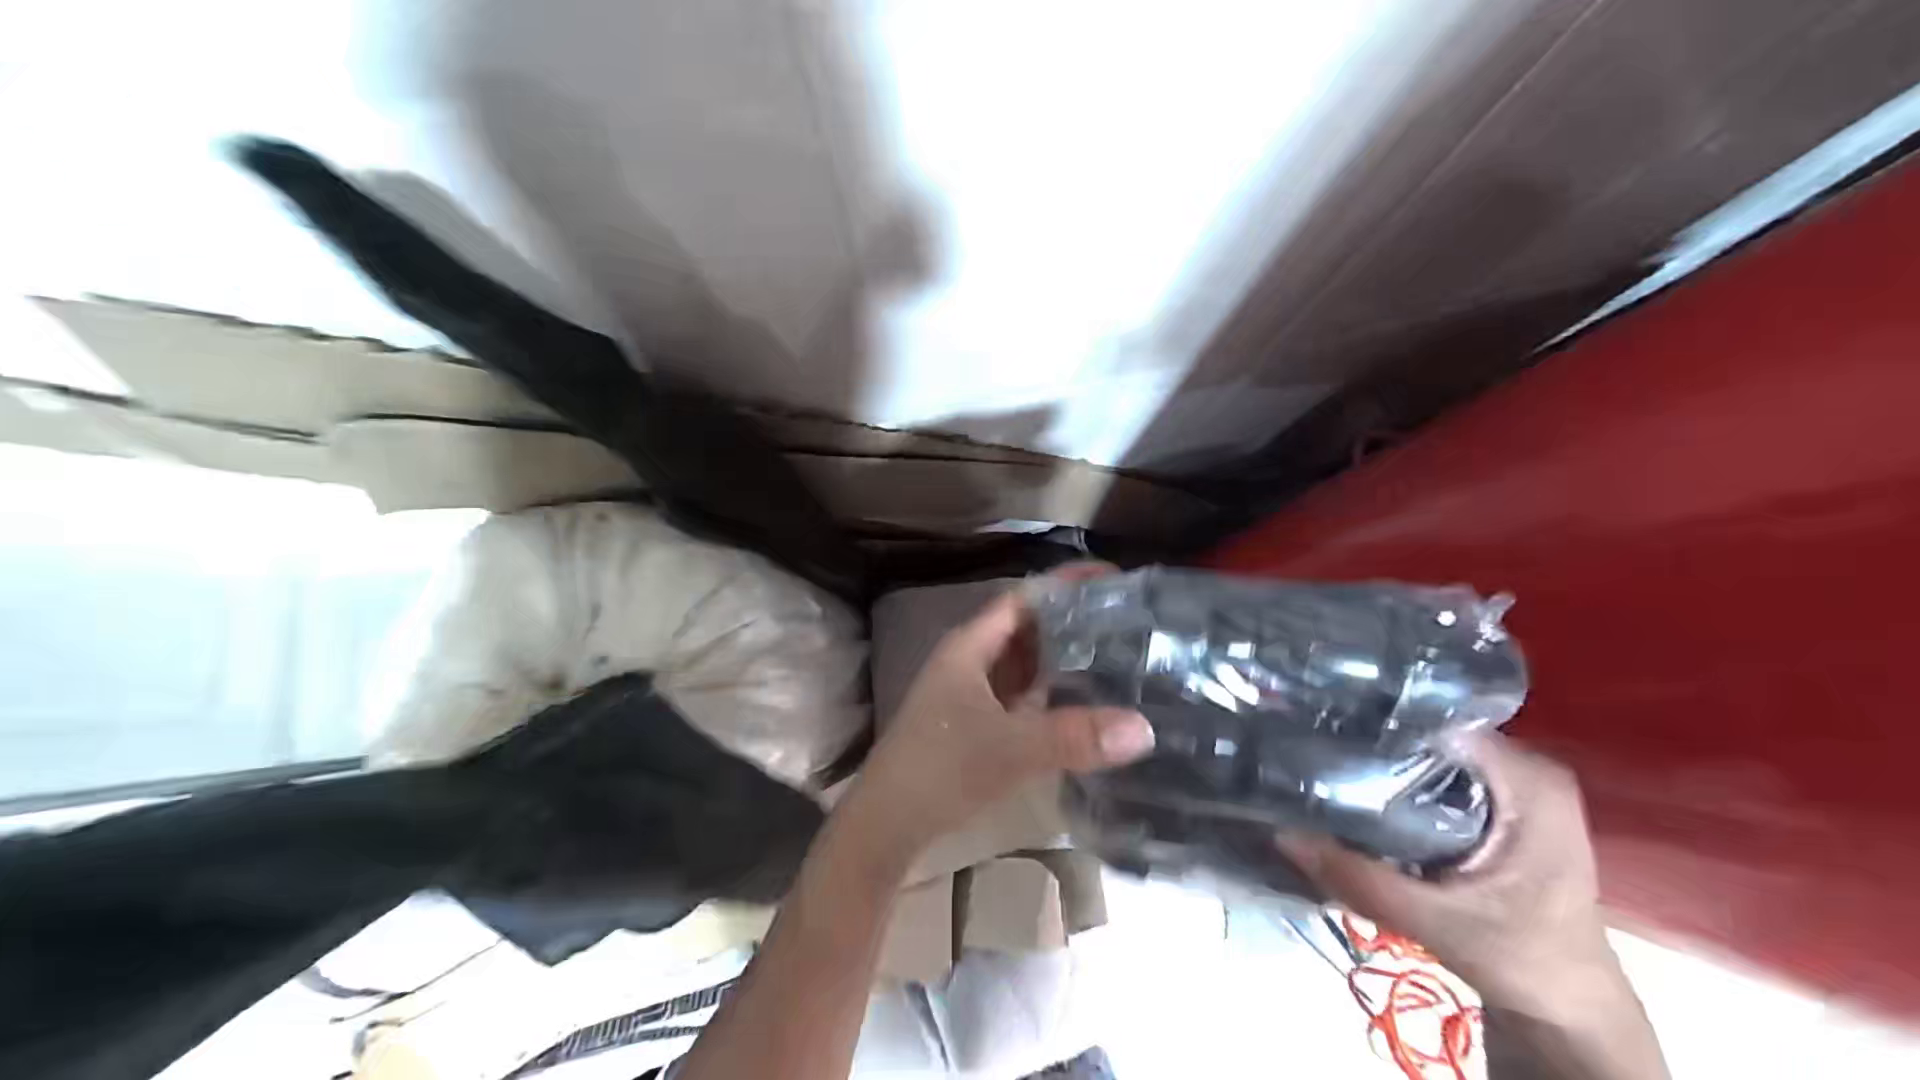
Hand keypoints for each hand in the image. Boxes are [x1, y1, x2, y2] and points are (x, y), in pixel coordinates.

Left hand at [845, 583, 1156, 860]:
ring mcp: (971, 695)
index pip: (1023, 599)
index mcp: (970, 647)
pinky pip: (1021, 697)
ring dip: (1063, 658)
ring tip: (1119, 654)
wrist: (886, 825)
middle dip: (1072, 621)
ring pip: (1024, 665)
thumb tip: (1145, 728)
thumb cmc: (939, 770)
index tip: (1113, 578)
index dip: (1065, 584)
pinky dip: (1051, 694)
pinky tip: (1084, 704)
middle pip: (1027, 628)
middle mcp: (970, 662)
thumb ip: (1073, 736)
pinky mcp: (976, 726)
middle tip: (1129, 619)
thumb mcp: (1009, 748)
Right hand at [1276, 732, 1616, 1014]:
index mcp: (1529, 780)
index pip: (1439, 721)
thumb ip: (1359, 878)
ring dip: (1380, 756)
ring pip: (1431, 749)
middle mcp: (1525, 767)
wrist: (1565, 1004)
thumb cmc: (1520, 959)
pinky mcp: (1500, 802)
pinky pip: (1438, 770)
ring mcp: (1514, 784)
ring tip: (1320, 757)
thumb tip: (1281, 832)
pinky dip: (1397, 777)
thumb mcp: (1435, 922)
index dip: (1378, 718)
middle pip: (1431, 730)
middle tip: (1308, 740)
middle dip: (1372, 736)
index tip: (1322, 722)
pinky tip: (1354, 786)